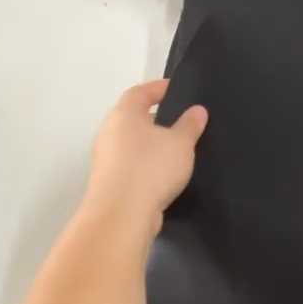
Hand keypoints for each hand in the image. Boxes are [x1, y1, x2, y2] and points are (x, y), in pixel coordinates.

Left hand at [85, 79, 208, 226]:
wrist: (121, 215)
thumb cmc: (151, 167)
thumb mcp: (181, 142)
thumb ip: (190, 124)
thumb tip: (197, 110)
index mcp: (124, 116)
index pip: (139, 92)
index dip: (157, 88)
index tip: (175, 89)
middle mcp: (109, 134)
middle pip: (132, 118)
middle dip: (154, 117)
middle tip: (179, 118)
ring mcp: (106, 159)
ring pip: (131, 143)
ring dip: (150, 143)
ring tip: (176, 148)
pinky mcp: (108, 182)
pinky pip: (130, 164)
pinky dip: (146, 163)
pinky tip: (165, 172)